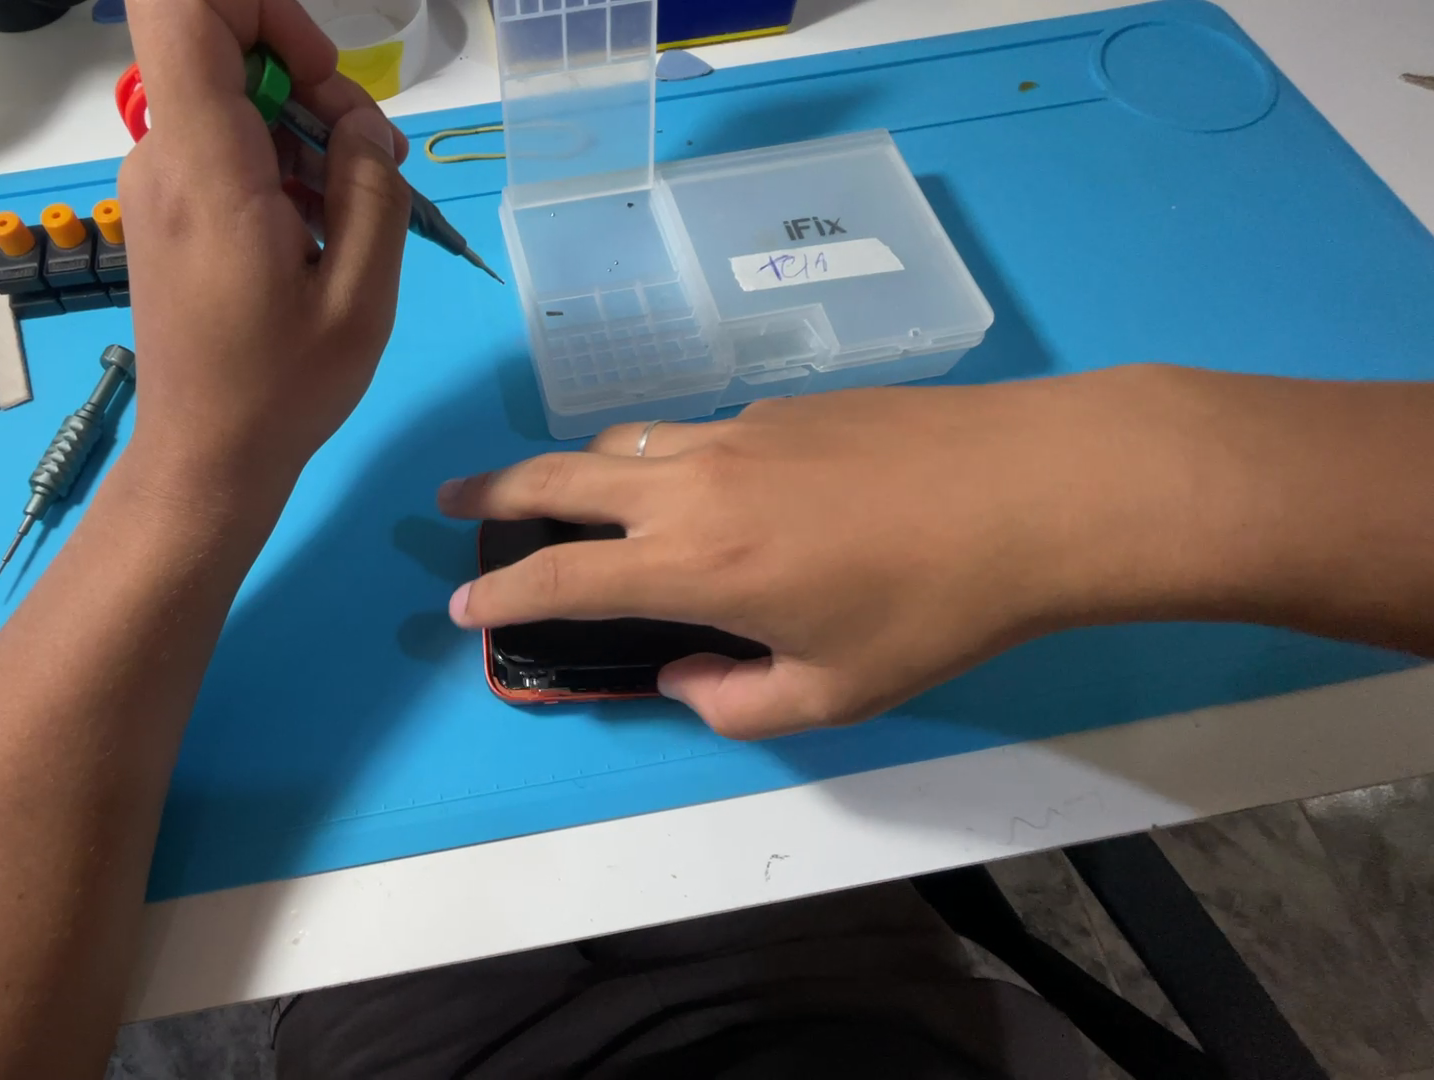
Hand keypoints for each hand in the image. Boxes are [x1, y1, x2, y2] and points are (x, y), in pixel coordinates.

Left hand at [117, 0, 411, 503]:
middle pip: (227, 56)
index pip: (185, 6)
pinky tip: (318, 242)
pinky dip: (282, 177)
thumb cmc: (283, 390)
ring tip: (355, 222)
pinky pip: (227, 158)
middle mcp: (164, 161)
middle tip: (376, 172)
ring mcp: (160, 191)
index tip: (322, 79)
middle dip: (315, 94)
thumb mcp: (360, 298)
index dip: (260, 7)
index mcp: (206, 169)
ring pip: (235, 111)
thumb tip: (362, 128)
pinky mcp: (169, 220)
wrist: (208, 458)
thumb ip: (372, 191)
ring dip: (307, 144)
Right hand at [438, 368, 1240, 737]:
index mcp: (693, 563)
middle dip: (491, 491)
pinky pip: (684, 434)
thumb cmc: (933, 608)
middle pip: (558, 476)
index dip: (500, 596)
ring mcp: (728, 433)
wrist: (1037, 487)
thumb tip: (682, 674)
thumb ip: (732, 700)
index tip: (462, 608)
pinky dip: (657, 461)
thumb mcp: (832, 693)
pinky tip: (705, 488)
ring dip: (573, 470)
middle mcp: (687, 485)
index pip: (561, 579)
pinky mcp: (771, 405)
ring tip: (570, 497)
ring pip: (616, 443)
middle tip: (450, 500)